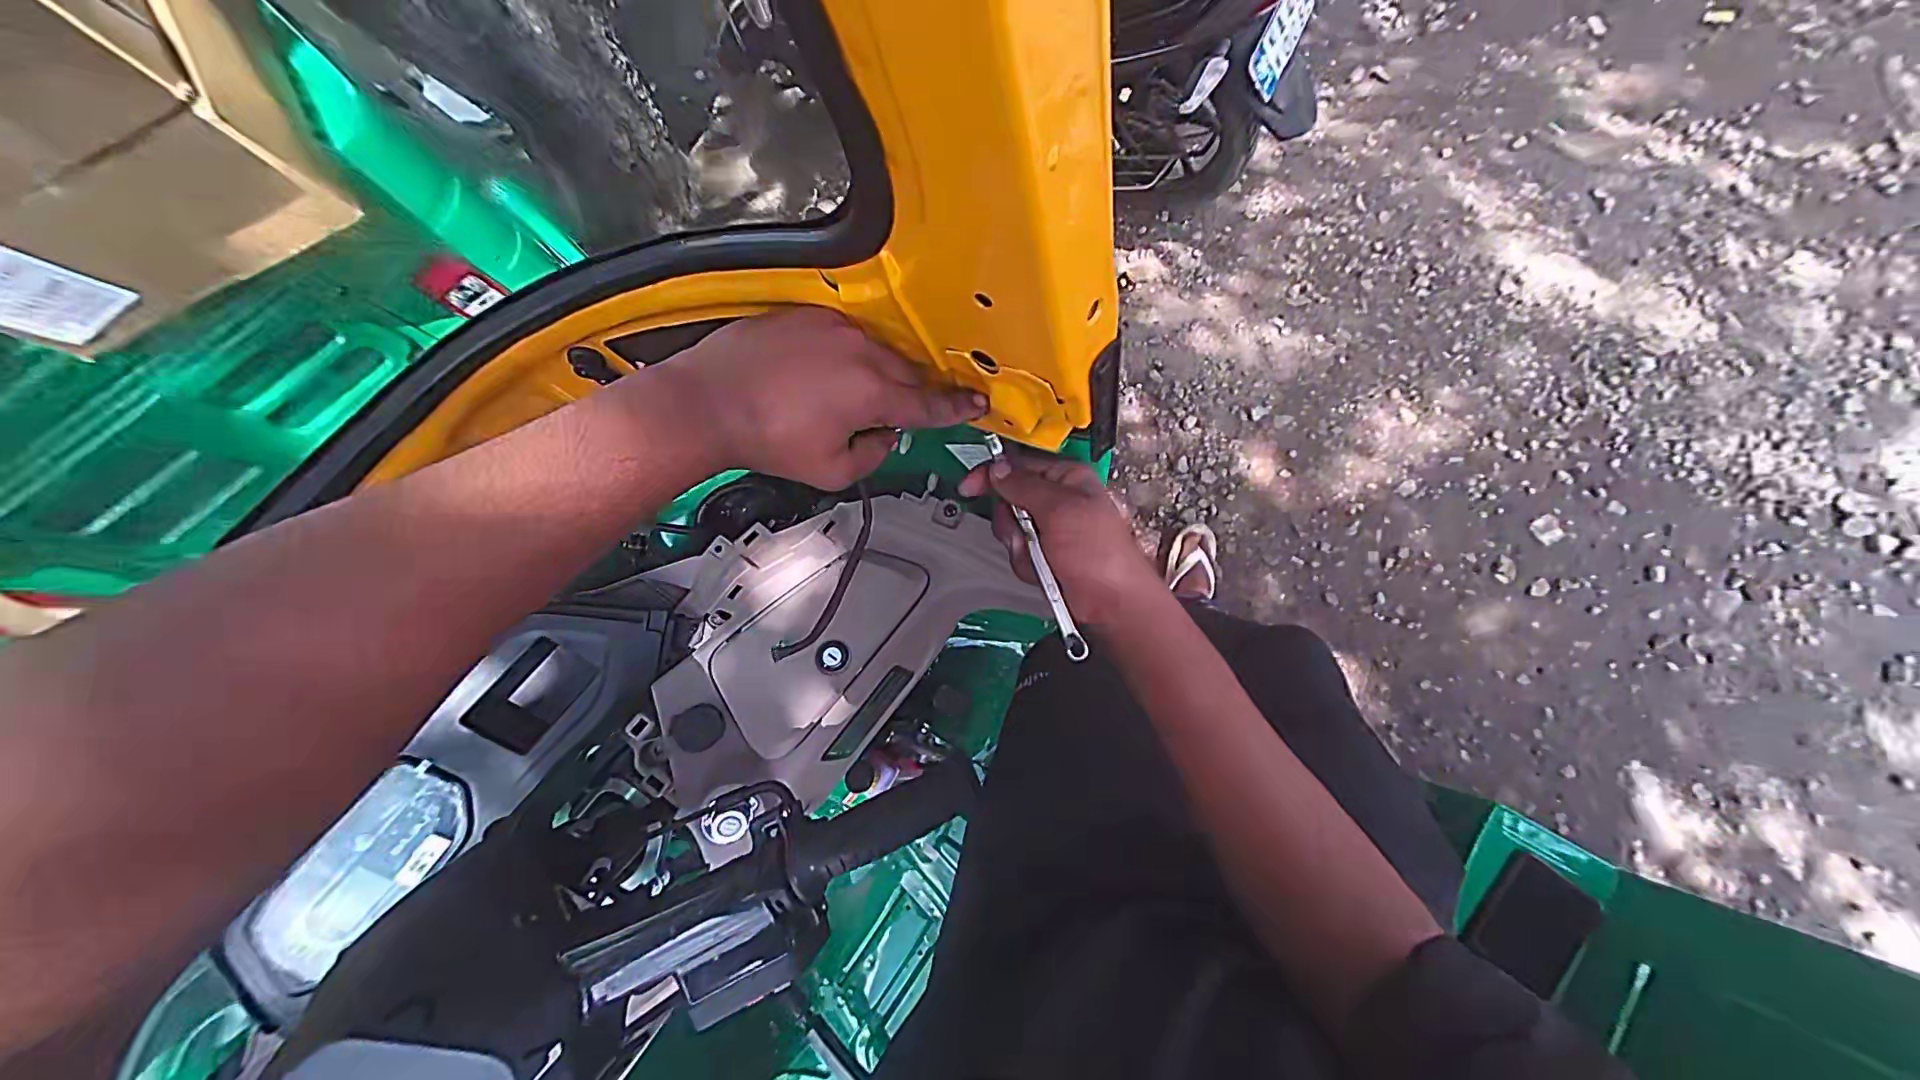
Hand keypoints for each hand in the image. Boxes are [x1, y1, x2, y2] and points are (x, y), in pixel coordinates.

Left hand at [649, 307, 985, 488]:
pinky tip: (829, 375)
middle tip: (910, 409)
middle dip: (915, 395)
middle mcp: (859, 353)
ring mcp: (834, 329)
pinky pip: (848, 335)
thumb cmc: (762, 436)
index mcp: (871, 394)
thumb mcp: (831, 471)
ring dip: (880, 375)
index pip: (929, 404)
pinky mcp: (809, 315)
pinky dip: (850, 355)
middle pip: (910, 375)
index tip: (975, 404)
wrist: (707, 403)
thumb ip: (874, 455)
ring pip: (880, 353)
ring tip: (855, 398)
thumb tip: (883, 436)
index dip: (956, 407)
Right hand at [958, 456, 1163, 627]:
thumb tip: (998, 470)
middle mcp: (1059, 500)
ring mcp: (1052, 529)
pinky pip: (1018, 553)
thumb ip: (1024, 486)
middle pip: (1009, 500)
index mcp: (1067, 478)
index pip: (1018, 465)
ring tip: (1043, 555)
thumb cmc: (1101, 554)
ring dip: (1021, 547)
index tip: (971, 486)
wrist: (1111, 603)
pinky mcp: (1046, 553)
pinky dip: (1027, 564)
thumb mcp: (1059, 510)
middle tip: (1026, 532)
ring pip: (1011, 530)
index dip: (991, 474)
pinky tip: (1046, 570)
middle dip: (1012, 522)